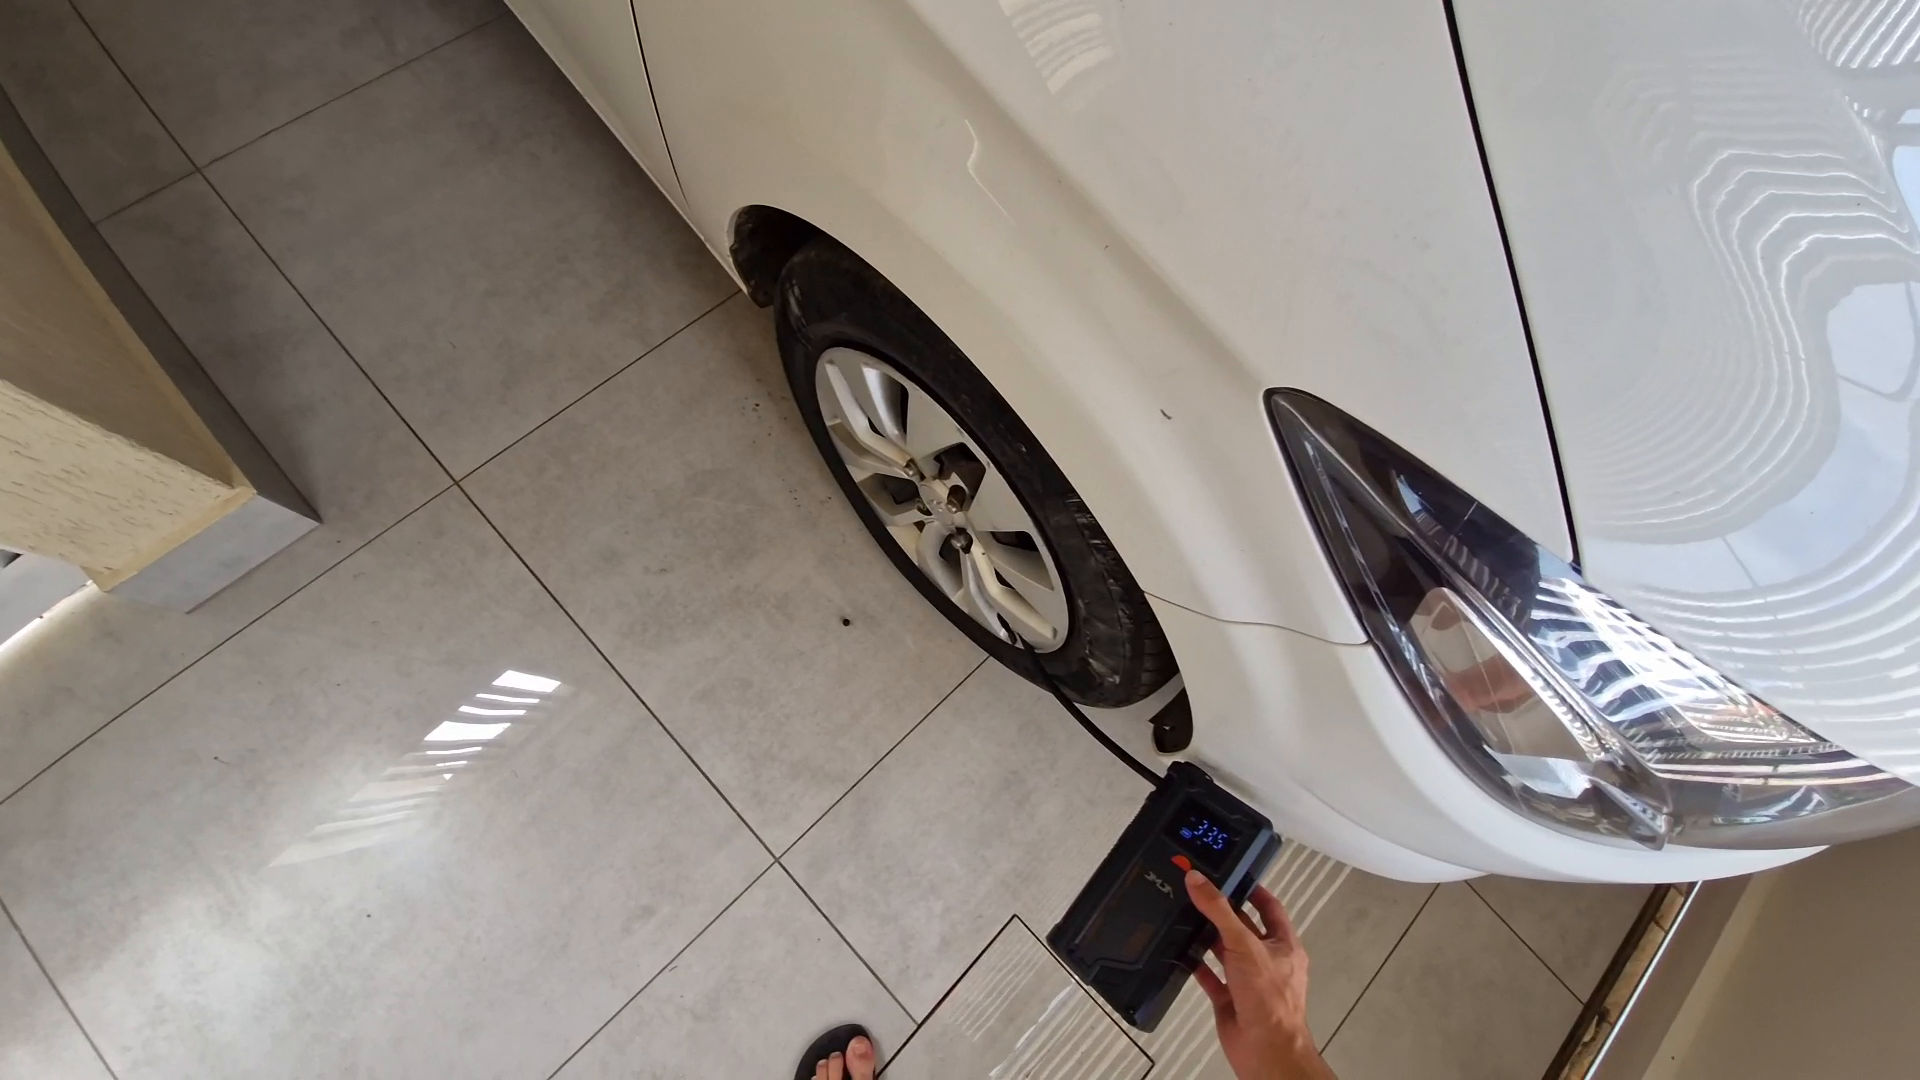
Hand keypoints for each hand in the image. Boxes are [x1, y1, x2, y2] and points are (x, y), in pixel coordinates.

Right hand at [1185, 870, 1336, 1079]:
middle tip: (1197, 892)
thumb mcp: (1243, 944)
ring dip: (1208, 937)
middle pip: (1243, 928)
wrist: (1266, 1052)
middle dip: (1222, 912)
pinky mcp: (1231, 999)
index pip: (1270, 908)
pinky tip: (1181, 951)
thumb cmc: (1268, 997)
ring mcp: (1249, 981)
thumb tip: (1196, 878)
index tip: (1230, 875)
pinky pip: (1211, 976)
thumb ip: (1218, 910)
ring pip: (1226, 951)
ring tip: (1185, 915)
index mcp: (1283, 946)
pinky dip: (1196, 964)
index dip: (1252, 890)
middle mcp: (1268, 961)